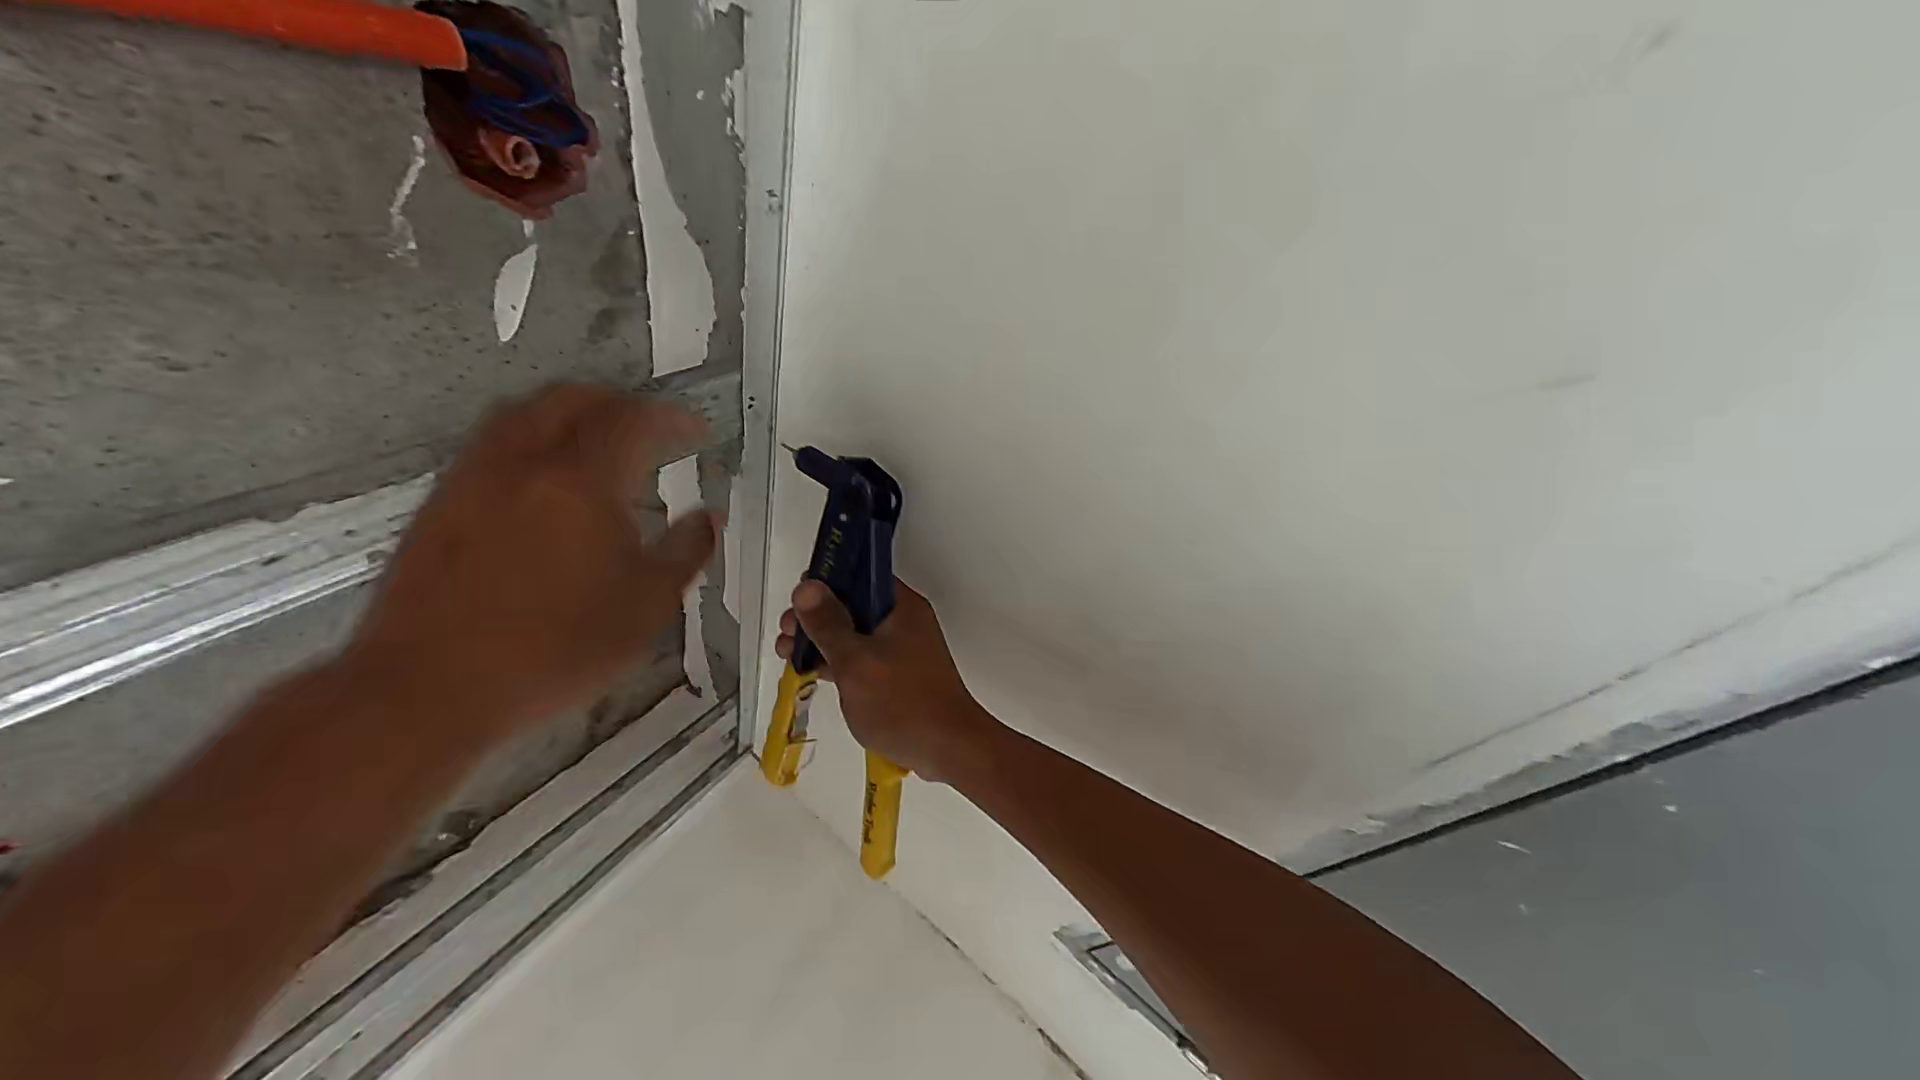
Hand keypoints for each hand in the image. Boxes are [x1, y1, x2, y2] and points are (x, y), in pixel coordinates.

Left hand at [347, 385, 715, 735]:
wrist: (429, 687)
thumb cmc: (556, 648)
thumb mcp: (647, 606)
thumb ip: (685, 552)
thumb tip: (708, 518)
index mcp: (581, 481)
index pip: (634, 421)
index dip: (673, 419)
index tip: (698, 431)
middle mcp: (523, 462)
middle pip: (572, 400)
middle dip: (619, 405)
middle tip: (650, 430)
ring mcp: (473, 478)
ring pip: (524, 415)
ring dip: (570, 416)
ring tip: (599, 446)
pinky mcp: (442, 503)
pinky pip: (494, 445)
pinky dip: (533, 442)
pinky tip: (547, 485)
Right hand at [775, 579, 999, 783]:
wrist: (947, 749)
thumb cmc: (903, 703)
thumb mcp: (855, 660)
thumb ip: (828, 623)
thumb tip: (807, 587)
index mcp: (901, 606)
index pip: (861, 574)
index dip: (827, 580)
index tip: (798, 595)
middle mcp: (903, 621)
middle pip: (853, 604)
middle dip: (817, 614)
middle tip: (788, 629)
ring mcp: (901, 649)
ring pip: (854, 632)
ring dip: (822, 639)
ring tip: (788, 652)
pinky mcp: (897, 674)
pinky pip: (861, 657)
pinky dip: (837, 661)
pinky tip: (810, 672)